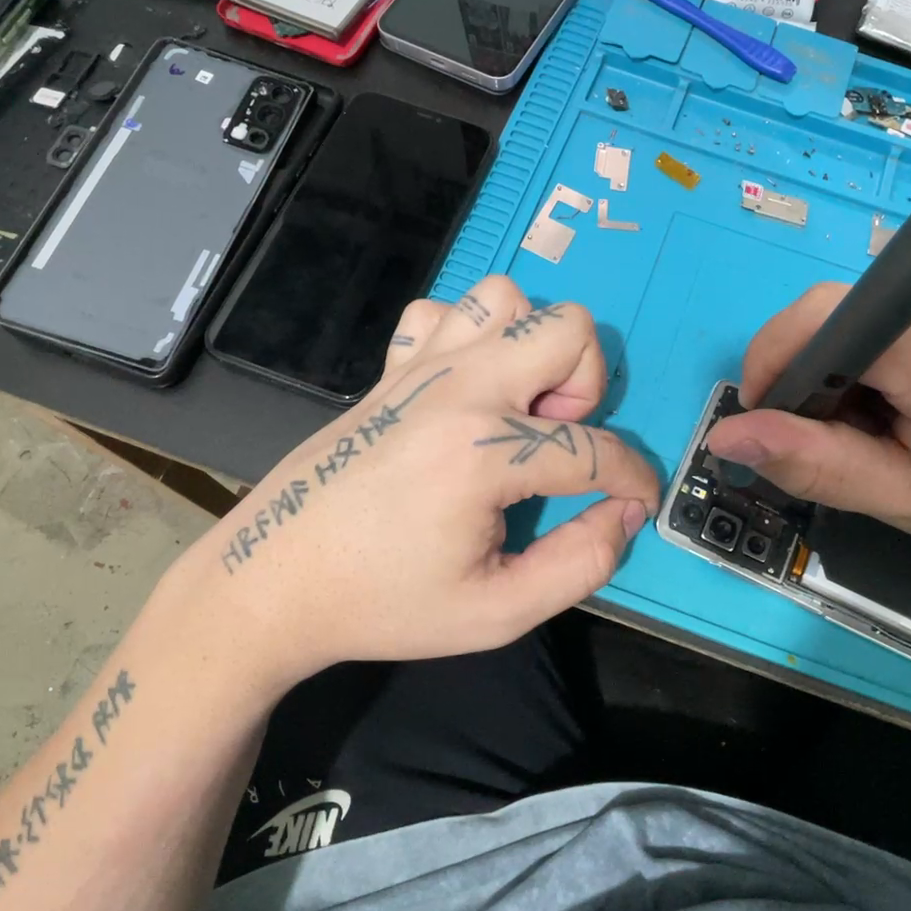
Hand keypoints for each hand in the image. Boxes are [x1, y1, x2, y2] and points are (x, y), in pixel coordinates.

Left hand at [189, 276, 659, 678]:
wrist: (273, 581)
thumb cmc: (384, 604)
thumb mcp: (497, 613)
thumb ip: (581, 564)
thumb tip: (626, 514)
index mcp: (483, 454)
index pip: (595, 449)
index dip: (635, 478)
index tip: (637, 500)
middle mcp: (458, 390)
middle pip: (568, 330)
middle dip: (587, 385)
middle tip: (556, 441)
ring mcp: (420, 368)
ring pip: (507, 297)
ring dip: (531, 348)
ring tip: (515, 409)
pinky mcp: (391, 368)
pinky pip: (444, 309)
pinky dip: (470, 335)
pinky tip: (462, 390)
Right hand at [704, 278, 910, 597]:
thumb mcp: (905, 501)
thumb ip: (813, 462)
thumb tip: (726, 437)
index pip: (830, 315)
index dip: (780, 356)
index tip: (770, 413)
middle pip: (848, 309)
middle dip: (818, 369)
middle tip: (833, 435)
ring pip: (875, 308)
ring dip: (853, 363)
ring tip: (883, 424)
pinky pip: (910, 308)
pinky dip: (888, 351)